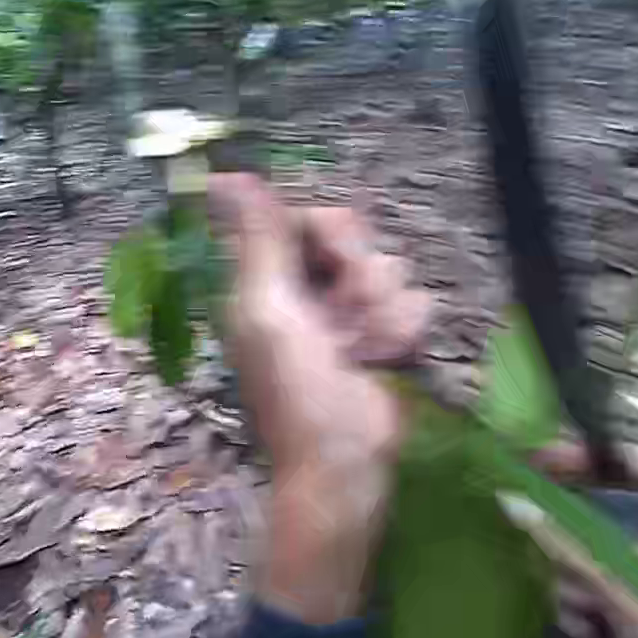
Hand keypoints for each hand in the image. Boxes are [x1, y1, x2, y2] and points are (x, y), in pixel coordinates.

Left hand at [208, 174, 428, 623]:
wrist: (345, 461)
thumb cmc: (294, 390)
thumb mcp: (267, 309)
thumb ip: (255, 240)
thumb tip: (221, 177)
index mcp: (267, 277)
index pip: (307, 215)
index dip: (329, 234)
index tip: (330, 263)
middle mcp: (307, 285)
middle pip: (354, 234)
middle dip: (357, 279)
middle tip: (341, 323)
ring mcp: (350, 308)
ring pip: (390, 266)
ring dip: (378, 314)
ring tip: (358, 352)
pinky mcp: (389, 330)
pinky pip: (416, 300)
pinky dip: (400, 335)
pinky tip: (381, 362)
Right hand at [527, 447, 637, 637]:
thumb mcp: (622, 593)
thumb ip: (564, 544)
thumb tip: (508, 497)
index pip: (637, 460)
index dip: (584, 456)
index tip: (537, 464)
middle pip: (620, 508)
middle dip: (575, 534)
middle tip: (547, 556)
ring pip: (620, 549)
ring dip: (584, 574)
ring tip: (573, 612)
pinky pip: (635, 578)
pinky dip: (606, 595)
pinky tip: (590, 626)